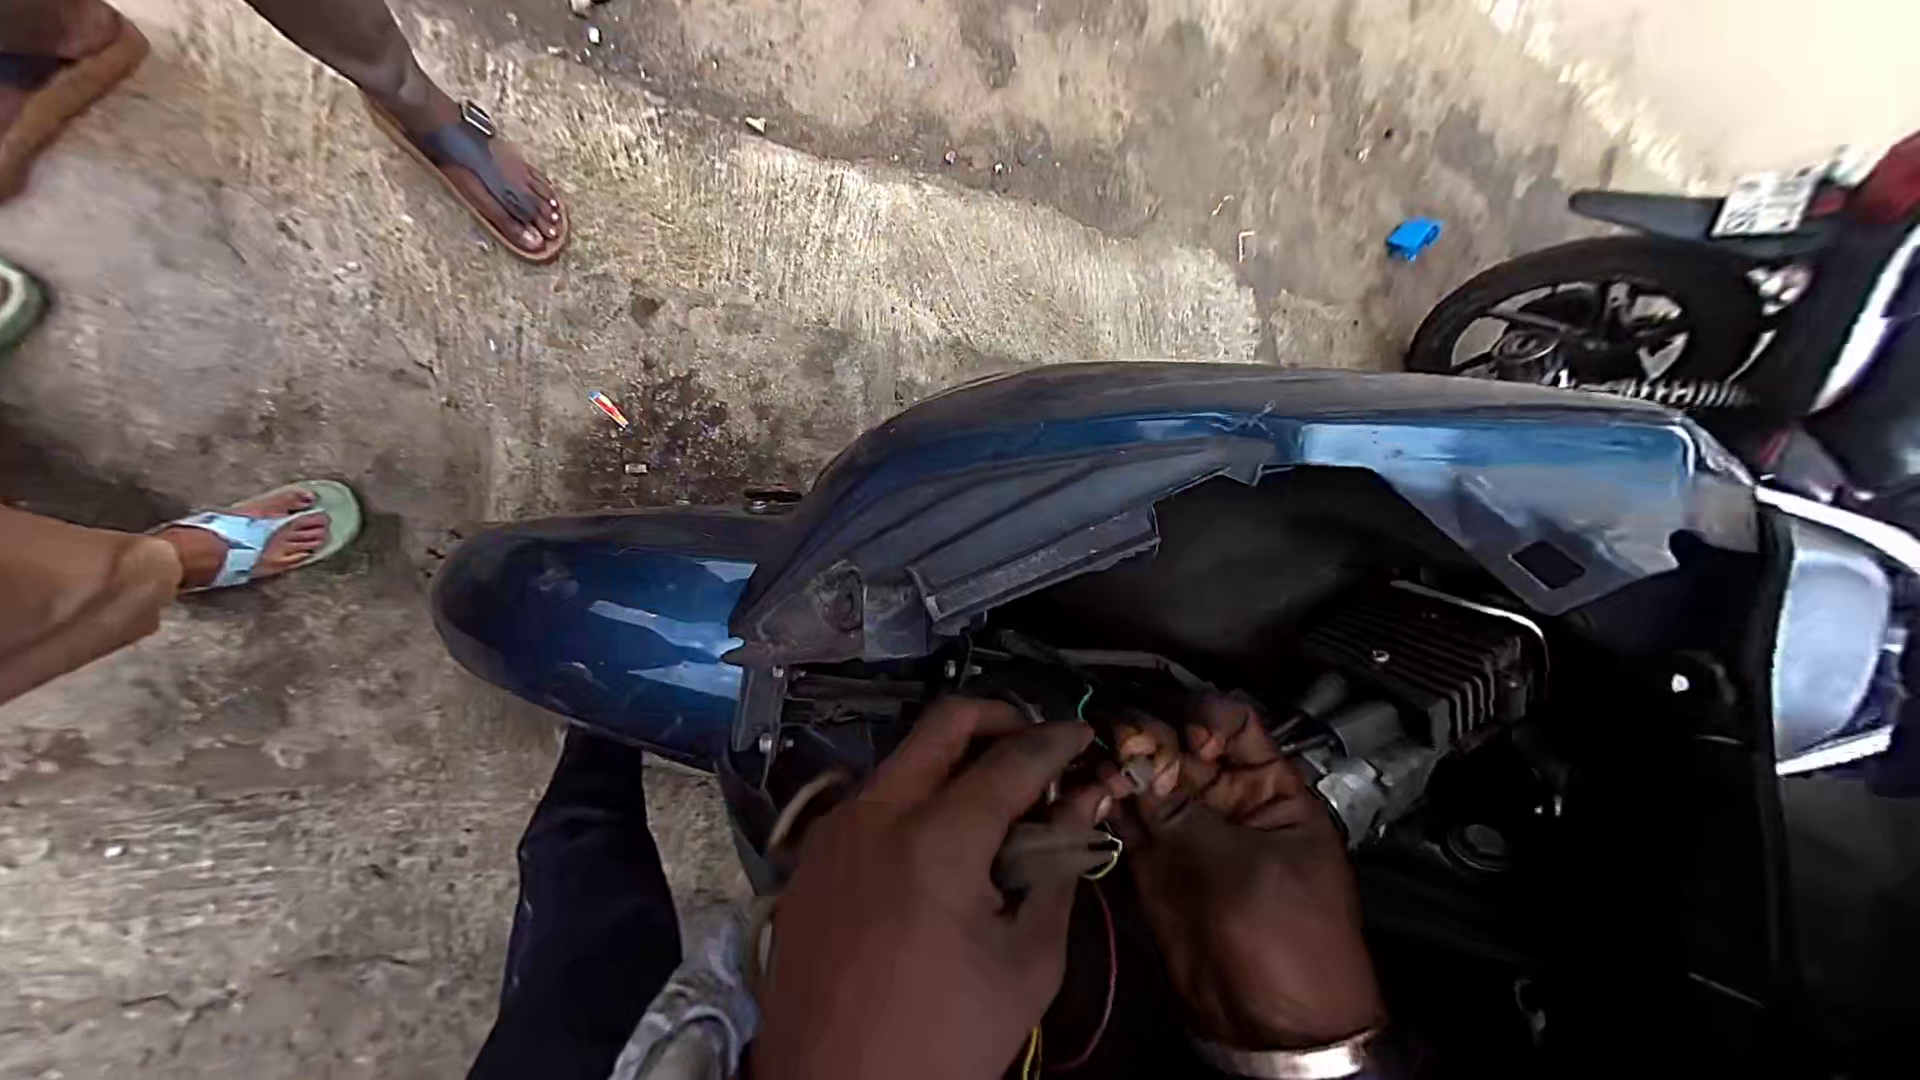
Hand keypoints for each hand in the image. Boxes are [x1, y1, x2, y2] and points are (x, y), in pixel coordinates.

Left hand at [753, 697, 1105, 1079]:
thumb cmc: (941, 1042)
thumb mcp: (1026, 965)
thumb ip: (1059, 868)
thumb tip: (1080, 801)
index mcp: (936, 841)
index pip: (1012, 760)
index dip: (1056, 741)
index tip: (1082, 736)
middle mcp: (878, 810)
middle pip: (947, 719)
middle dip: (1002, 717)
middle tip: (1034, 744)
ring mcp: (838, 822)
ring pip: (909, 752)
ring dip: (959, 755)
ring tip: (994, 798)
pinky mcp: (815, 845)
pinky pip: (878, 791)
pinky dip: (920, 791)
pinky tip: (939, 837)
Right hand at [1111, 694, 1383, 1048]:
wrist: (1269, 1025)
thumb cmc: (1287, 939)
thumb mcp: (1246, 869)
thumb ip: (1187, 815)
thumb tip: (1137, 766)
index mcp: (1265, 787)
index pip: (1235, 724)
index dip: (1207, 720)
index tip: (1191, 741)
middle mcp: (1218, 793)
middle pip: (1177, 740)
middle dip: (1150, 737)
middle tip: (1128, 747)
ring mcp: (1182, 821)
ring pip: (1144, 771)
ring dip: (1120, 763)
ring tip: (1103, 769)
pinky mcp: (1151, 850)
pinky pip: (1123, 810)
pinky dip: (1103, 797)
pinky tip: (1091, 789)